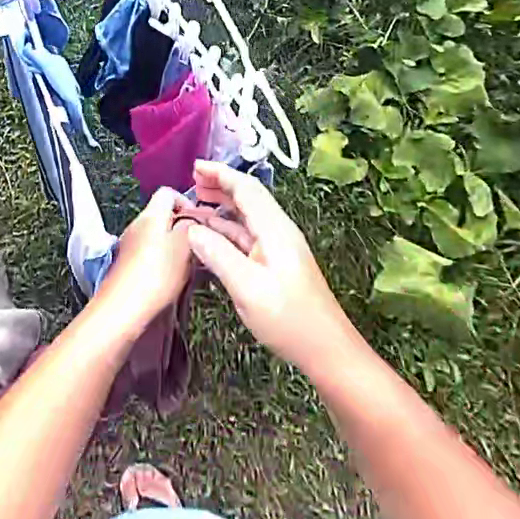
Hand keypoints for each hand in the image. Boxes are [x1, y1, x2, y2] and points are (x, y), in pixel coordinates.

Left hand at [91, 187, 193, 331]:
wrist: (122, 309)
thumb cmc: (156, 274)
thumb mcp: (183, 245)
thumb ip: (192, 226)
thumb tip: (195, 219)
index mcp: (151, 214)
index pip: (168, 192)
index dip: (187, 202)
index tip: (200, 222)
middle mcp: (137, 224)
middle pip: (164, 215)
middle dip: (183, 228)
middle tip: (199, 246)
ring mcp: (130, 244)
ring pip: (158, 236)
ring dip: (175, 246)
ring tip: (189, 265)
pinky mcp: (128, 264)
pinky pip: (150, 253)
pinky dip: (163, 261)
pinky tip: (172, 278)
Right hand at [185, 160, 361, 375]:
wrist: (328, 351)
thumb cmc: (289, 320)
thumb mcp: (248, 288)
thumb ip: (218, 254)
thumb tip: (192, 230)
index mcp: (275, 229)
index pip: (246, 188)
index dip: (220, 174)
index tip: (195, 167)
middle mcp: (278, 231)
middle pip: (248, 196)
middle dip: (220, 183)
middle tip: (192, 181)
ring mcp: (278, 247)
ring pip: (247, 215)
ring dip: (222, 204)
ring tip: (196, 200)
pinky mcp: (276, 263)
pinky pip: (247, 233)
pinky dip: (227, 226)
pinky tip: (211, 231)